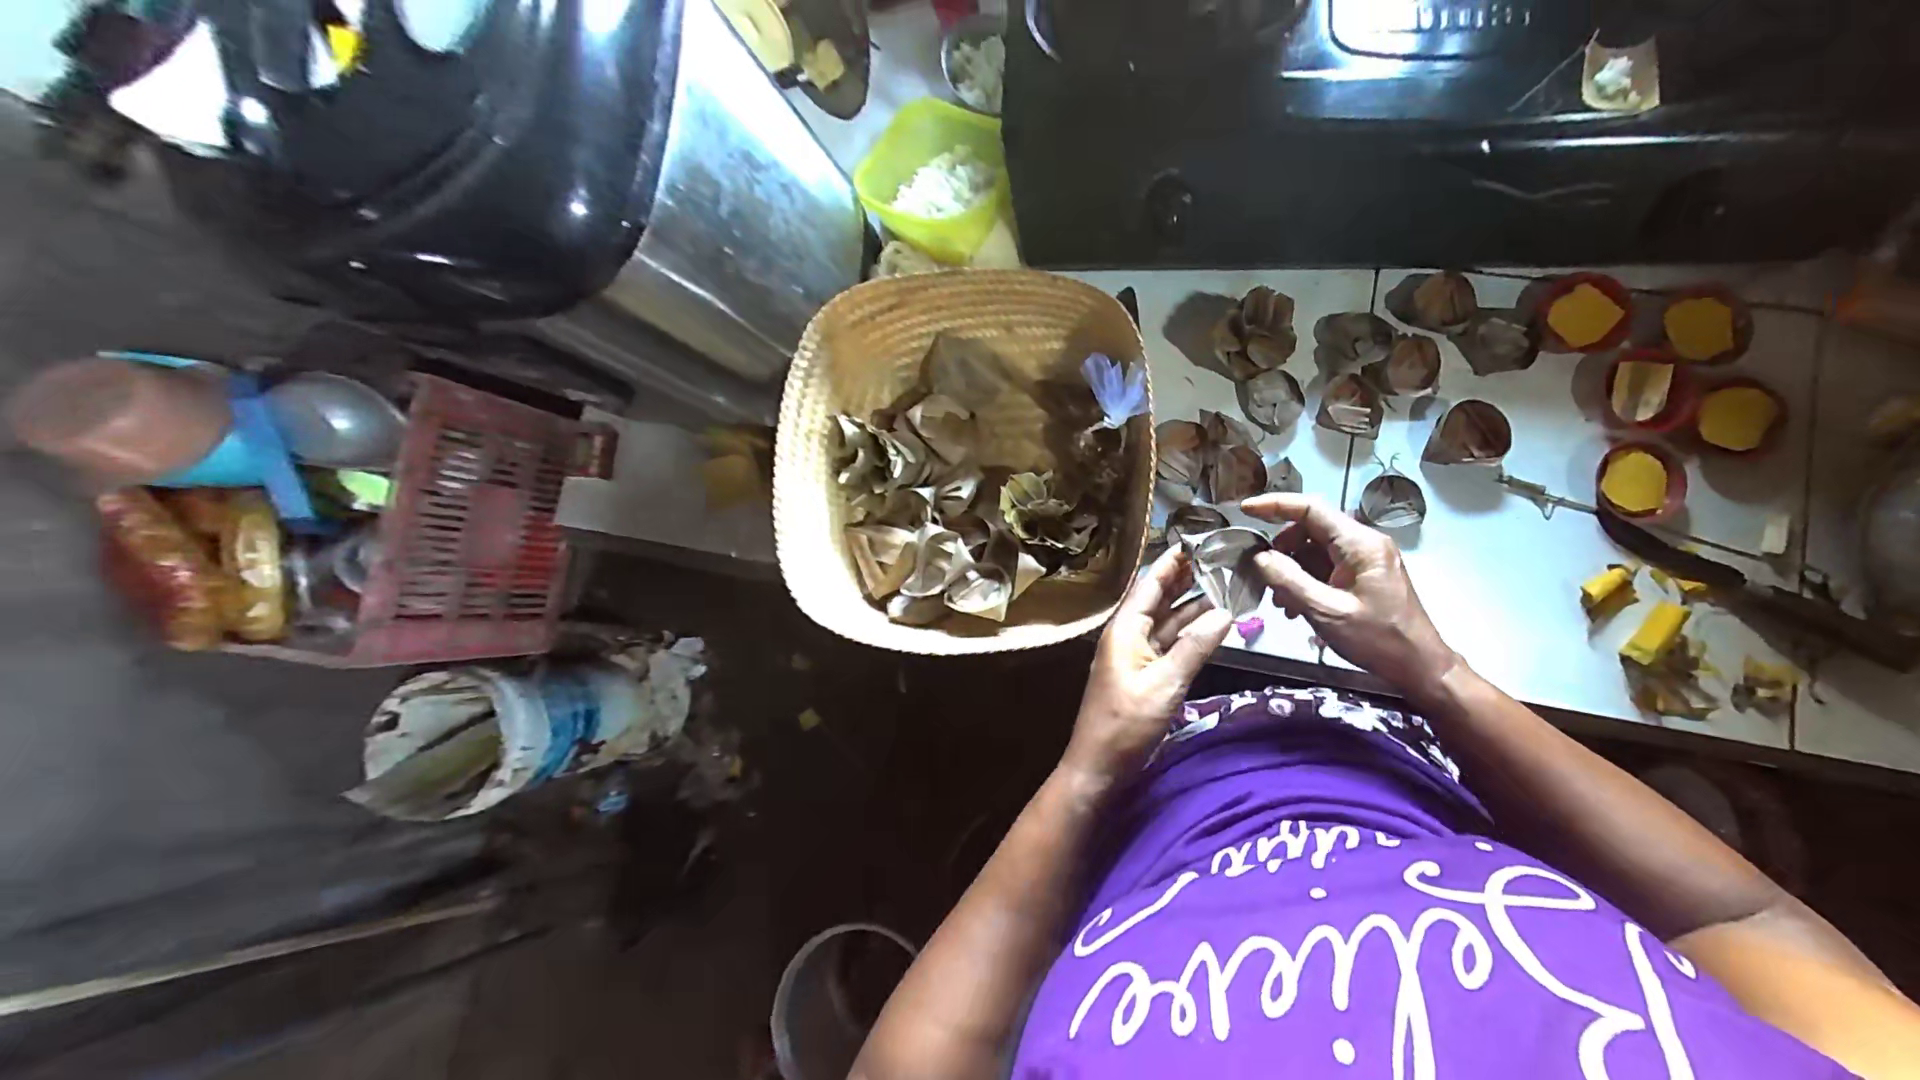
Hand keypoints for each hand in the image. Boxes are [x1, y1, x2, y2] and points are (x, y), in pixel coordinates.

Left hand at [1063, 549, 1234, 784]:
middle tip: (1218, 560)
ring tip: (1224, 587)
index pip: (1150, 585)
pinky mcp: (1143, 676)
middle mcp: (1127, 636)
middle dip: (1185, 581)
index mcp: (1124, 629)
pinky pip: (1168, 646)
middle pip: (1158, 600)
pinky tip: (1211, 627)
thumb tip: (1226, 612)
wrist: (1098, 766)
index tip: (1196, 541)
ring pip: (1166, 624)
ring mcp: (1135, 657)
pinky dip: (1188, 635)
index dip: (1172, 563)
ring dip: (1191, 608)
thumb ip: (1195, 646)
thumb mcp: (1165, 683)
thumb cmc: (1126, 723)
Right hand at [1241, 493, 1461, 699]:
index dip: (1274, 505)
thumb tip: (1258, 558)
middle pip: (1309, 528)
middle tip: (1262, 574)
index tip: (1244, 510)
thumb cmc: (1378, 639)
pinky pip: (1322, 566)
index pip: (1311, 508)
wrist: (1419, 667)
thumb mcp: (1327, 612)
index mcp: (1360, 544)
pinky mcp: (1361, 575)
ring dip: (1289, 569)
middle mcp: (1363, 543)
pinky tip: (1294, 606)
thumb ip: (1289, 581)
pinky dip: (1303, 580)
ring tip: (1279, 600)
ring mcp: (1363, 559)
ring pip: (1312, 549)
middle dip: (1280, 549)